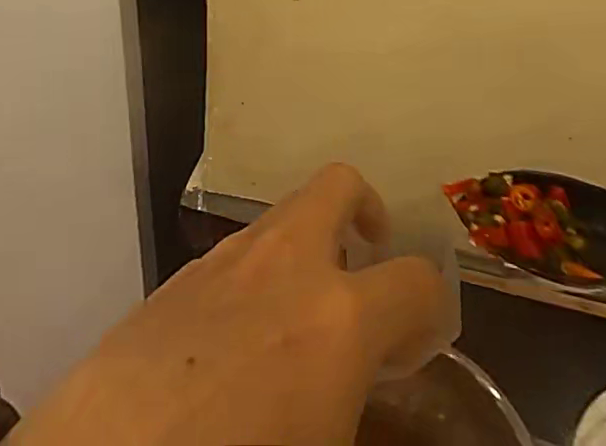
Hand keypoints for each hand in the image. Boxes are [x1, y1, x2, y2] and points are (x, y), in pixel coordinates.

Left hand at [11, 163, 443, 445]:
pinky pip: (236, 256)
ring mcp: (225, 262)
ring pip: (283, 217)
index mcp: (337, 316)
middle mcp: (284, 266)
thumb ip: (352, 397)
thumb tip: (353, 385)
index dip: (430, 310)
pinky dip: (257, 278)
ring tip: (298, 314)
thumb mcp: (324, 442)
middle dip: (366, 210)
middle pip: (340, 186)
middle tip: (366, 260)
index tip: (415, 343)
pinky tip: (237, 340)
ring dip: (306, 247)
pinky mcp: (176, 279)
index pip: (417, 281)